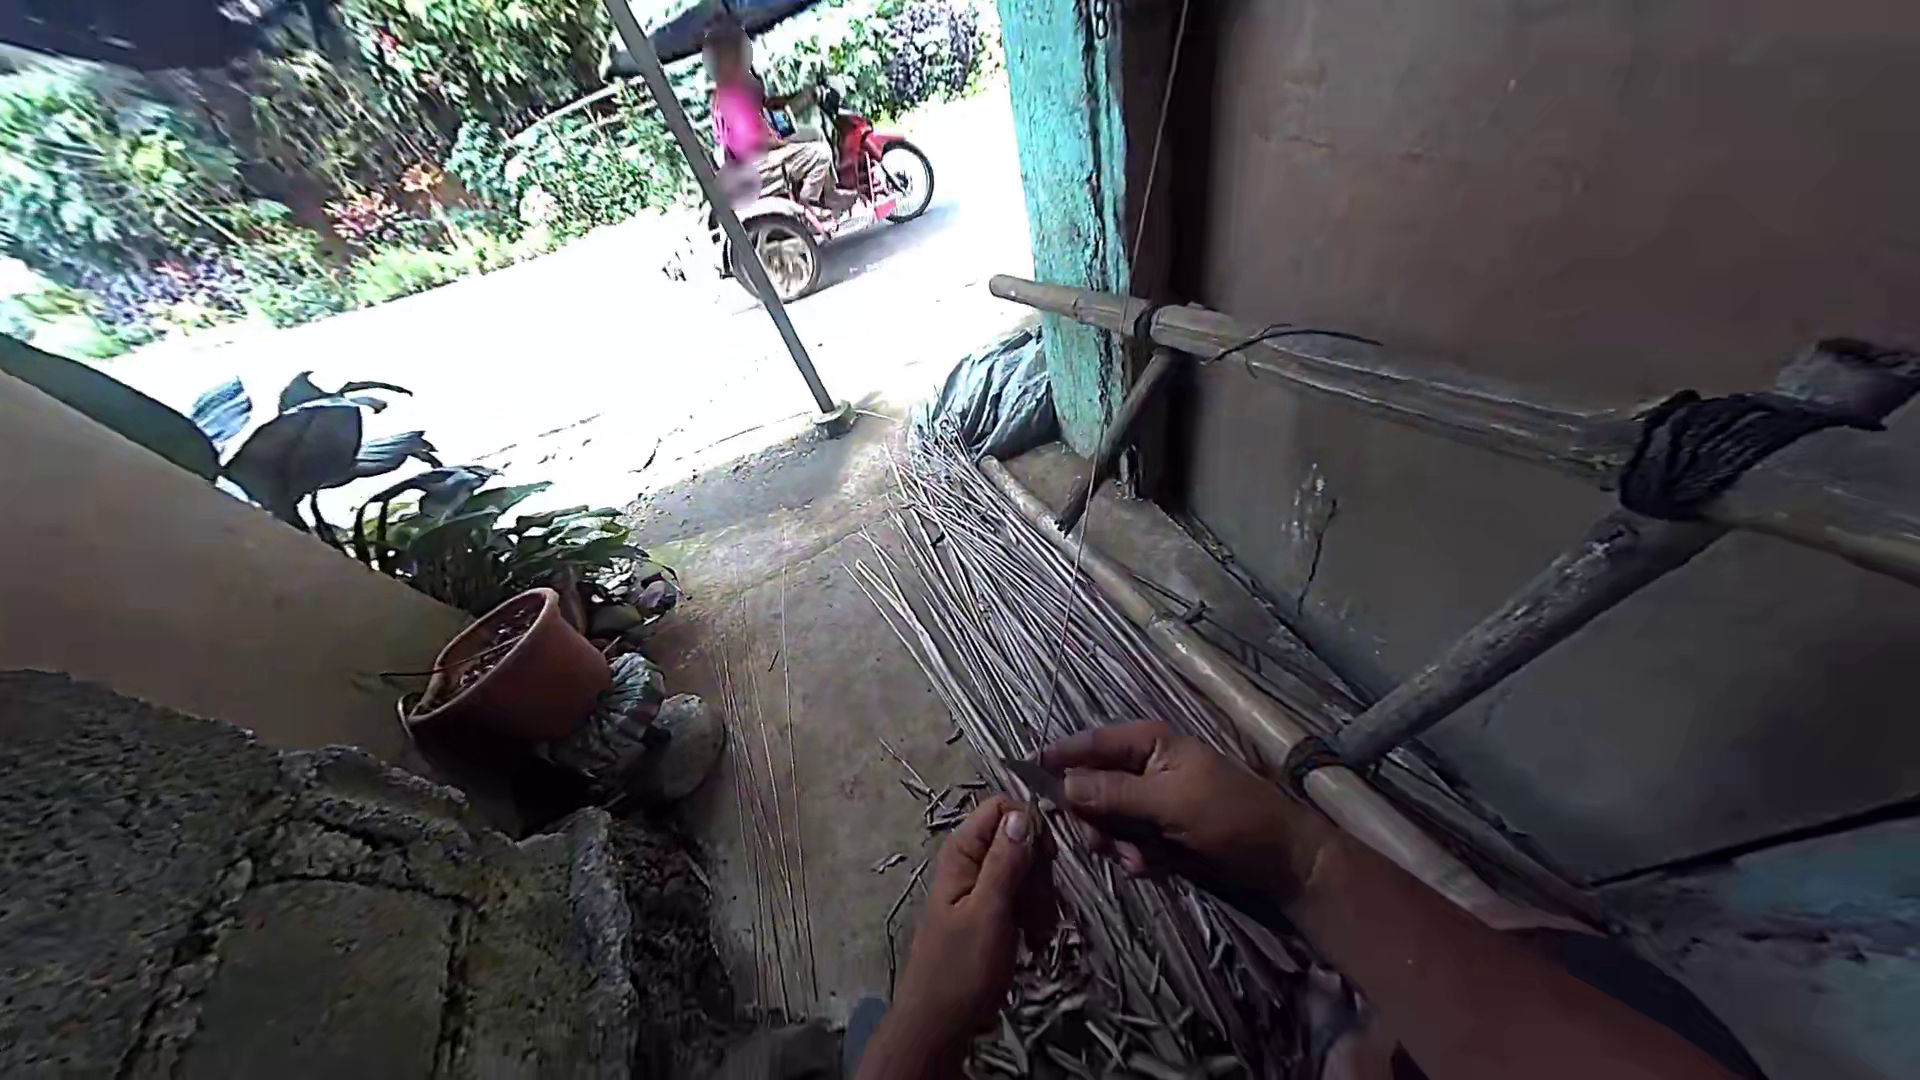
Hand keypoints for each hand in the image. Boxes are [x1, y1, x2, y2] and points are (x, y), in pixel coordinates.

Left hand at [861, 796, 1046, 1079]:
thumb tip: (1023, 812)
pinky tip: (1033, 941)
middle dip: (1038, 874)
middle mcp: (973, 858)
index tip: (1047, 860)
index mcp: (963, 849)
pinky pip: (1025, 895)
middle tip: (1038, 911)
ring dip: (1040, 901)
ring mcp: (983, 884)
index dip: (1029, 826)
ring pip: (1027, 869)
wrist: (941, 1026)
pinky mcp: (994, 908)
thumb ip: (1005, 862)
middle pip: (1020, 839)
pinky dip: (1035, 916)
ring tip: (1035, 934)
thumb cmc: (961, 969)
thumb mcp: (988, 913)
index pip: (1002, 807)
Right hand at [1040, 721, 1333, 905]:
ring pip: (1107, 818)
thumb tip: (1064, 783)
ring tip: (1138, 859)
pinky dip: (1136, 856)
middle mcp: (1143, 767)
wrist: (1283, 864)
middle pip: (1092, 785)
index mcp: (1147, 743)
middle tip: (1096, 842)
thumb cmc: (1229, 816)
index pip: (1091, 743)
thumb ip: (1114, 792)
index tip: (1025, 770)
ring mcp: (1151, 800)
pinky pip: (1127, 841)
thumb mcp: (1169, 802)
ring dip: (1115, 841)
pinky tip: (1155, 867)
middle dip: (1093, 816)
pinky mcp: (1159, 832)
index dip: (1059, 755)